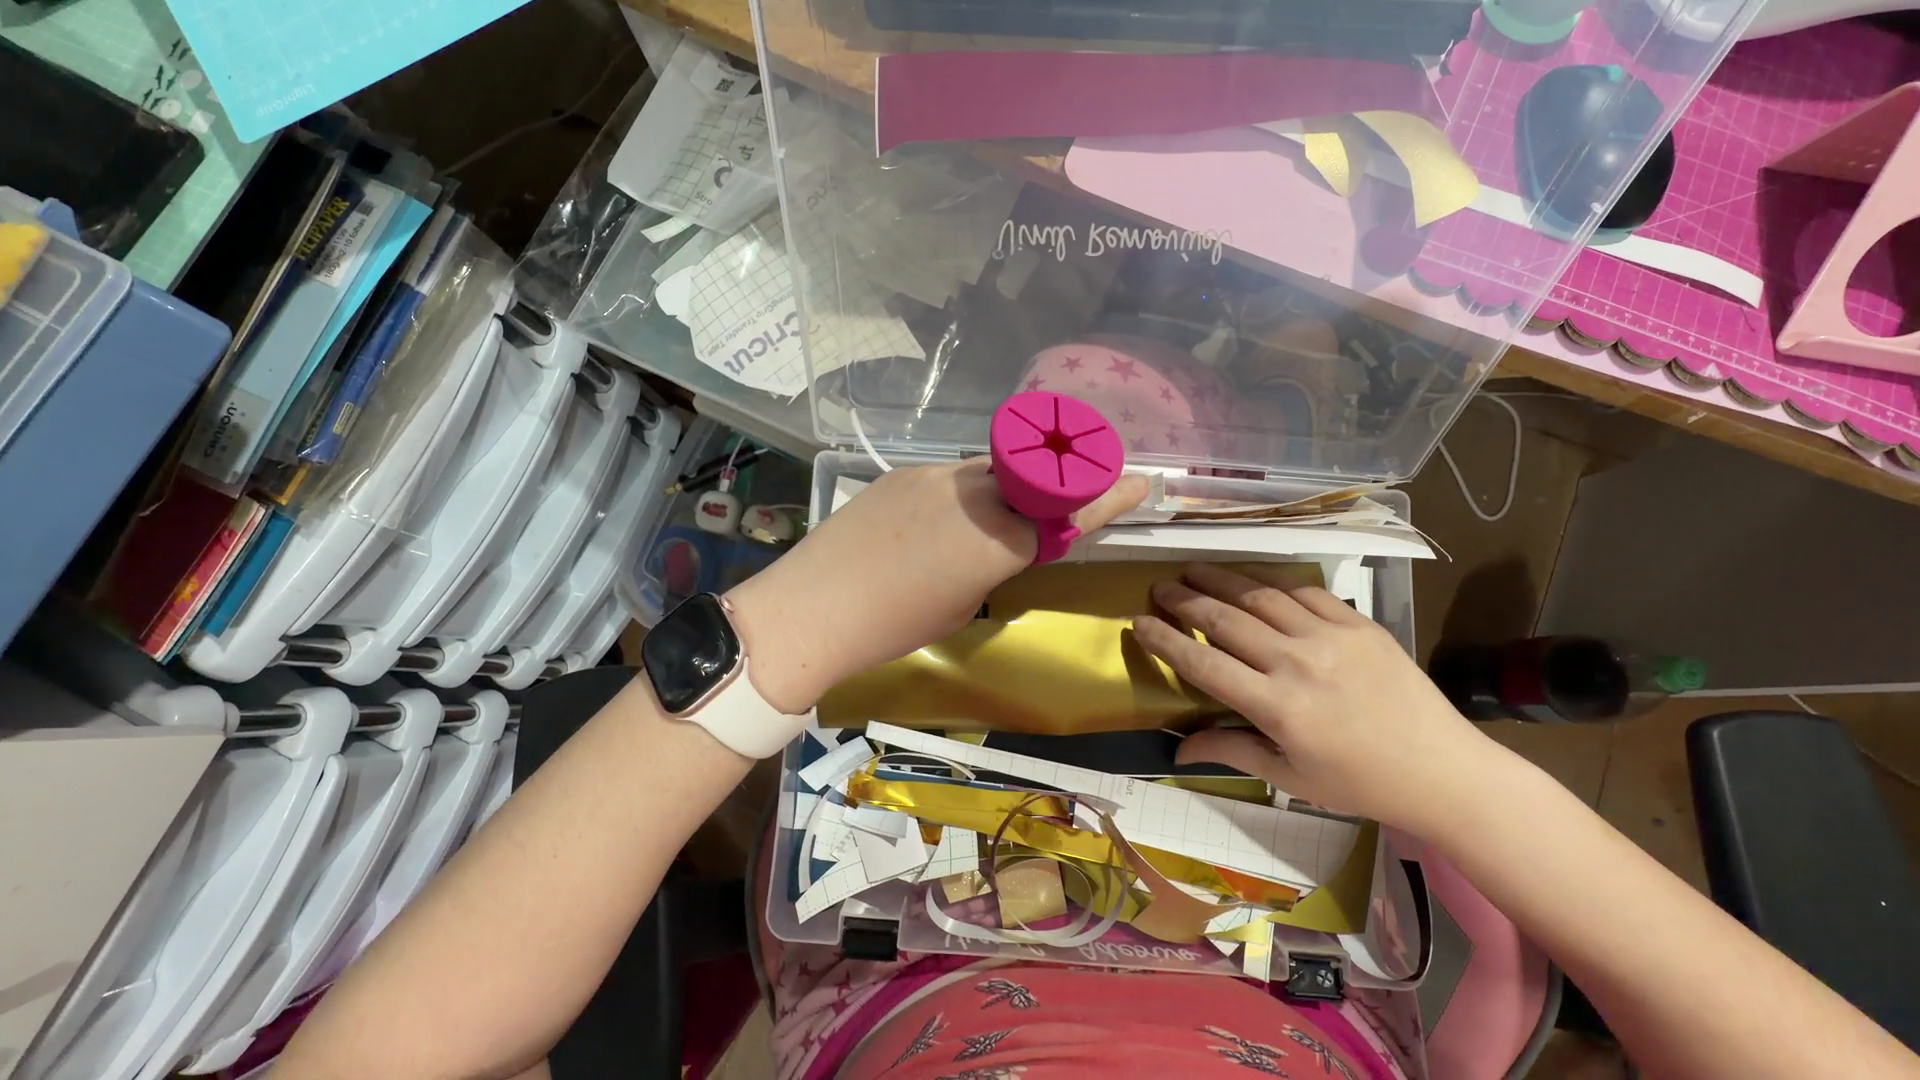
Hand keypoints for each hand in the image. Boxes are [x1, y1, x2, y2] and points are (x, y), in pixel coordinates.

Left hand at [727, 459, 1149, 714]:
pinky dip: (966, 491)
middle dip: (1058, 483)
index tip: (1141, 479)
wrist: (813, 607)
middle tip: (1067, 491)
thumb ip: (993, 565)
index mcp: (1001, 541)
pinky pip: (954, 474)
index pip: (1070, 512)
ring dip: (1007, 485)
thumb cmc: (894, 626)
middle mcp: (978, 496)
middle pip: (1037, 476)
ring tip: (992, 514)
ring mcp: (938, 476)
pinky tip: (941, 519)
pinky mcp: (905, 472)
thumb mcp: (963, 606)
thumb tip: (996, 543)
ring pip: (992, 470)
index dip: (1110, 496)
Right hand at [1131, 562, 1495, 832]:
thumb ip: (1230, 750)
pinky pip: (1306, 592)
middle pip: (1226, 620)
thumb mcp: (1289, 777)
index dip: (1166, 640)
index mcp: (1277, 707)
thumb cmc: (1359, 783)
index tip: (1139, 622)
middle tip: (1160, 586)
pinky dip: (1272, 583)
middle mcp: (1298, 663)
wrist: (1442, 769)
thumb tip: (1175, 752)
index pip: (1203, 662)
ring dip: (1222, 579)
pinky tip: (1253, 580)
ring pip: (1262, 597)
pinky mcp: (1360, 624)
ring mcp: (1331, 637)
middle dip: (1185, 599)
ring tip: (1194, 569)